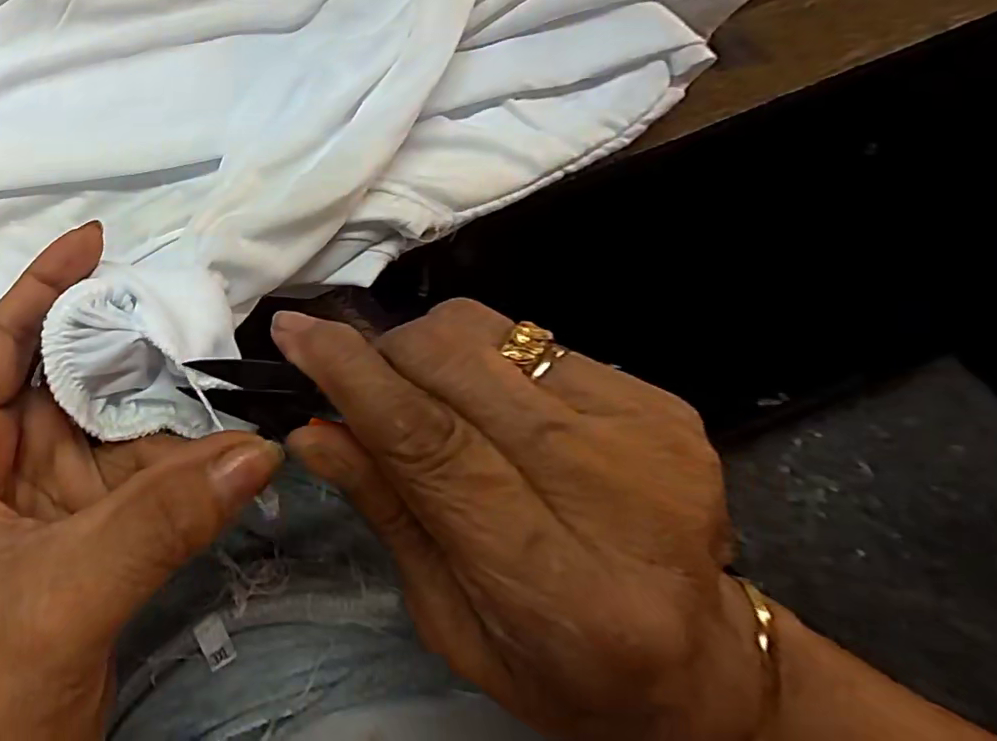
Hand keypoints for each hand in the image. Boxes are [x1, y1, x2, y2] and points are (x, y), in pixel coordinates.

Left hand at [0, 223, 283, 739]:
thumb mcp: (64, 594)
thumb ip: (161, 518)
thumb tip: (258, 452)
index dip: (45, 285)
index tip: (94, 237)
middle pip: (64, 373)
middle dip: (120, 337)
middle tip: (181, 299)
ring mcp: (43, 487)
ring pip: (109, 416)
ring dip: (160, 394)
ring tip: (214, 355)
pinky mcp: (86, 518)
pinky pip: (137, 462)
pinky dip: (178, 447)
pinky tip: (220, 429)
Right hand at [273, 301, 767, 740]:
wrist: (703, 665)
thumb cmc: (556, 667)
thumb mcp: (447, 619)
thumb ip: (385, 509)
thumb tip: (311, 428)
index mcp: (555, 583)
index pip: (430, 443)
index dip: (352, 376)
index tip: (293, 331)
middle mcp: (612, 493)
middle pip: (455, 363)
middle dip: (383, 352)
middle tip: (364, 381)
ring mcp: (645, 432)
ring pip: (486, 329)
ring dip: (430, 348)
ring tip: (433, 396)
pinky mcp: (660, 397)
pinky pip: (527, 334)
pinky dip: (484, 357)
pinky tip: (498, 405)